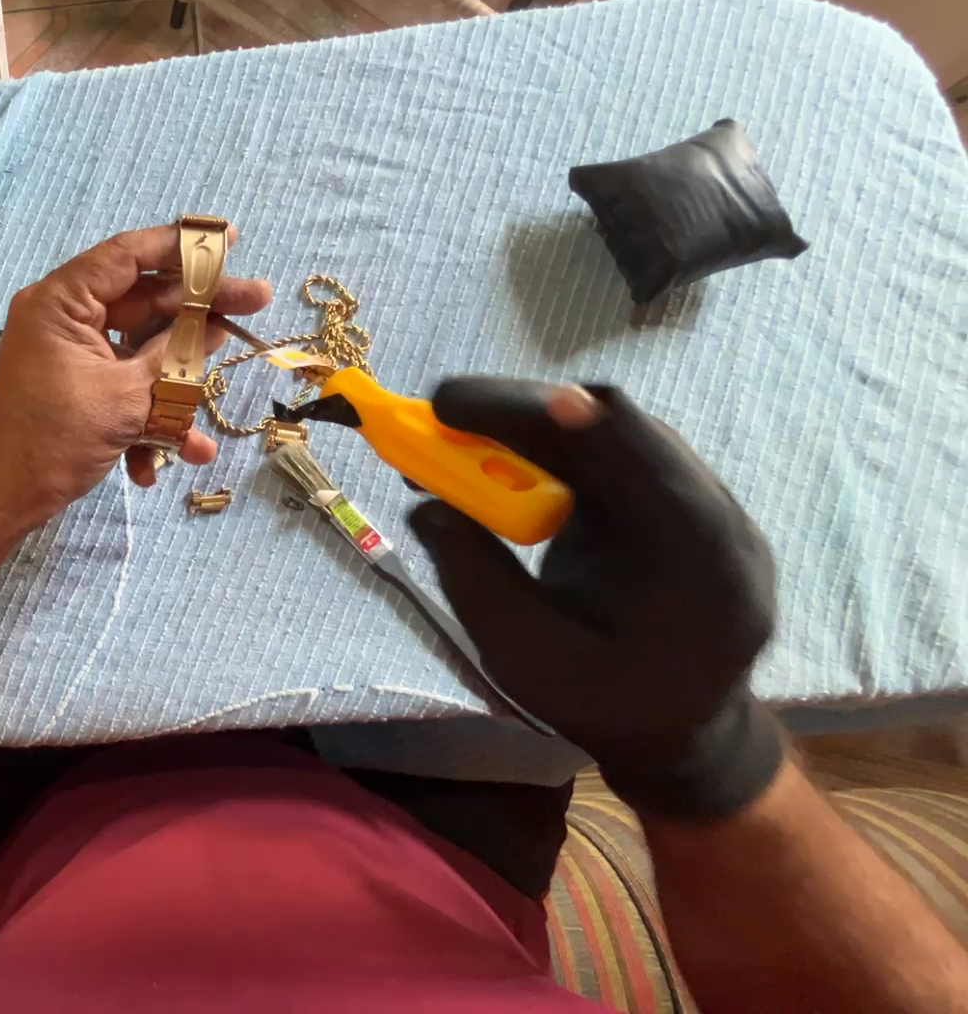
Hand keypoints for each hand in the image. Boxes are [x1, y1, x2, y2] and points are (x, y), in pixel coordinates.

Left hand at [0, 224, 272, 528]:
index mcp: (60, 303)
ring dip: (178, 381)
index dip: (182, 245)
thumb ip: (175, 355)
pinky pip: (122, 385)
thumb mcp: (125, 396)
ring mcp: (70, 354)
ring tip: (219, 395)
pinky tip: (182, 450)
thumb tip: (216, 324)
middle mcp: (63, 319)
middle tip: (257, 299)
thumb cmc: (56, 440)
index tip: (229, 240)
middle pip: (143, 300)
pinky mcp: (77, 387)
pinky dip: (149, 414)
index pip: (127, 256)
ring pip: (139, 350)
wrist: (6, 500)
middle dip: (200, 312)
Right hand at [407, 379, 783, 820]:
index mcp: (699, 556)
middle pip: (615, 425)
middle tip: (434, 416)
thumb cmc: (599, 700)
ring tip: (446, 440)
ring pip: (603, 430)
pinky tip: (486, 464)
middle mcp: (708, 512)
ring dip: (519, 426)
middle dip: (515, 411)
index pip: (632, 451)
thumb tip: (424, 505)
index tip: (456, 403)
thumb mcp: (522, 653)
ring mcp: (689, 502)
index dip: (544, 415)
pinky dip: (533, 447)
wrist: (674, 727)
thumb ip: (474, 576)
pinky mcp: (660, 501)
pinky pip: (597, 451)